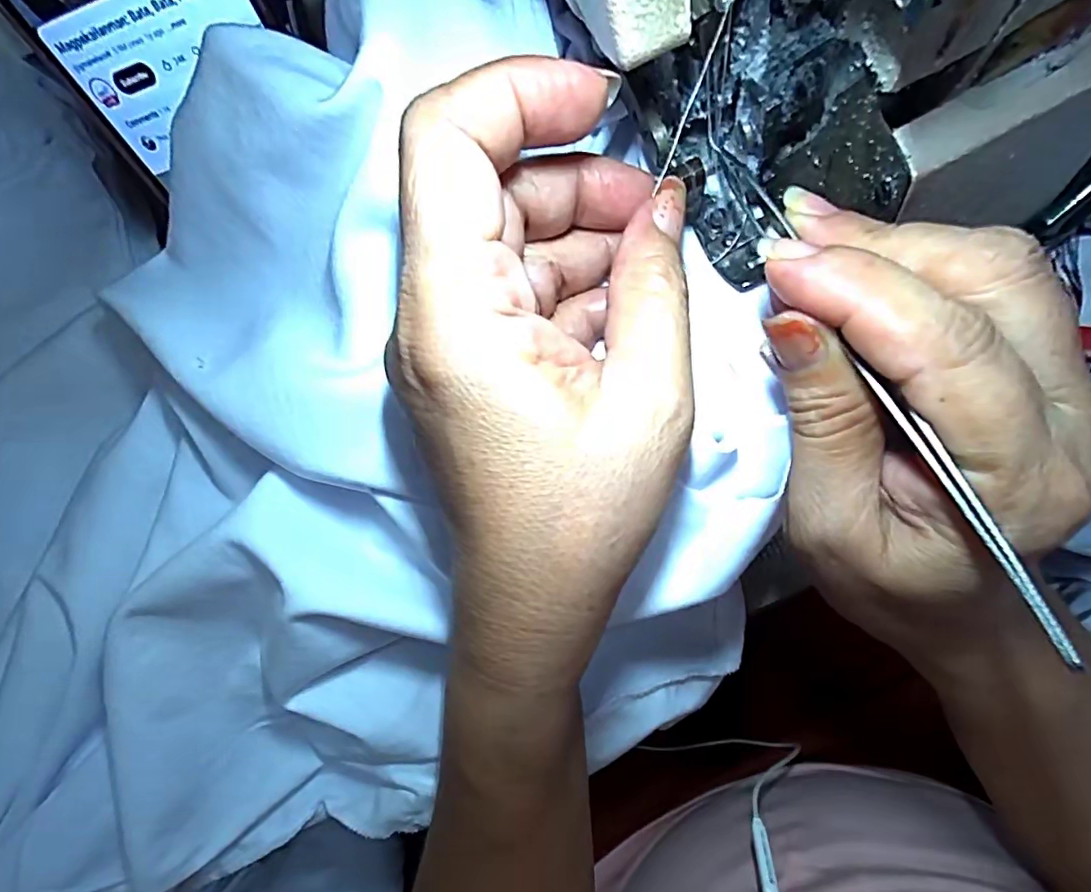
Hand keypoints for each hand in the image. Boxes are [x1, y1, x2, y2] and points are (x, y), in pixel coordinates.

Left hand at [392, 57, 692, 691]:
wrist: (536, 600)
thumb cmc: (584, 521)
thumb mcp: (650, 398)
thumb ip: (657, 284)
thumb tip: (660, 209)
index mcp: (454, 316)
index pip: (446, 142)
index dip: (519, 91)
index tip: (599, 97)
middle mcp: (430, 317)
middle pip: (484, 187)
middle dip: (573, 175)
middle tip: (653, 207)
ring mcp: (446, 341)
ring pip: (505, 237)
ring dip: (580, 229)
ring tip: (651, 255)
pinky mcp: (469, 363)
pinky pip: (516, 288)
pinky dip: (571, 278)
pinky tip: (626, 299)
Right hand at [757, 191, 1090, 660]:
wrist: (956, 605)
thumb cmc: (891, 588)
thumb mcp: (830, 526)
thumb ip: (822, 424)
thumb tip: (792, 320)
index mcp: (1025, 479)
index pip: (953, 352)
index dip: (862, 294)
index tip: (780, 265)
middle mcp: (1077, 417)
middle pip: (992, 283)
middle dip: (879, 252)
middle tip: (790, 243)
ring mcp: (1080, 383)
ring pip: (998, 265)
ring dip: (898, 245)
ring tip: (816, 244)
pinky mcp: (1056, 363)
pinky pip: (992, 282)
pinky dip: (917, 260)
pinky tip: (858, 261)